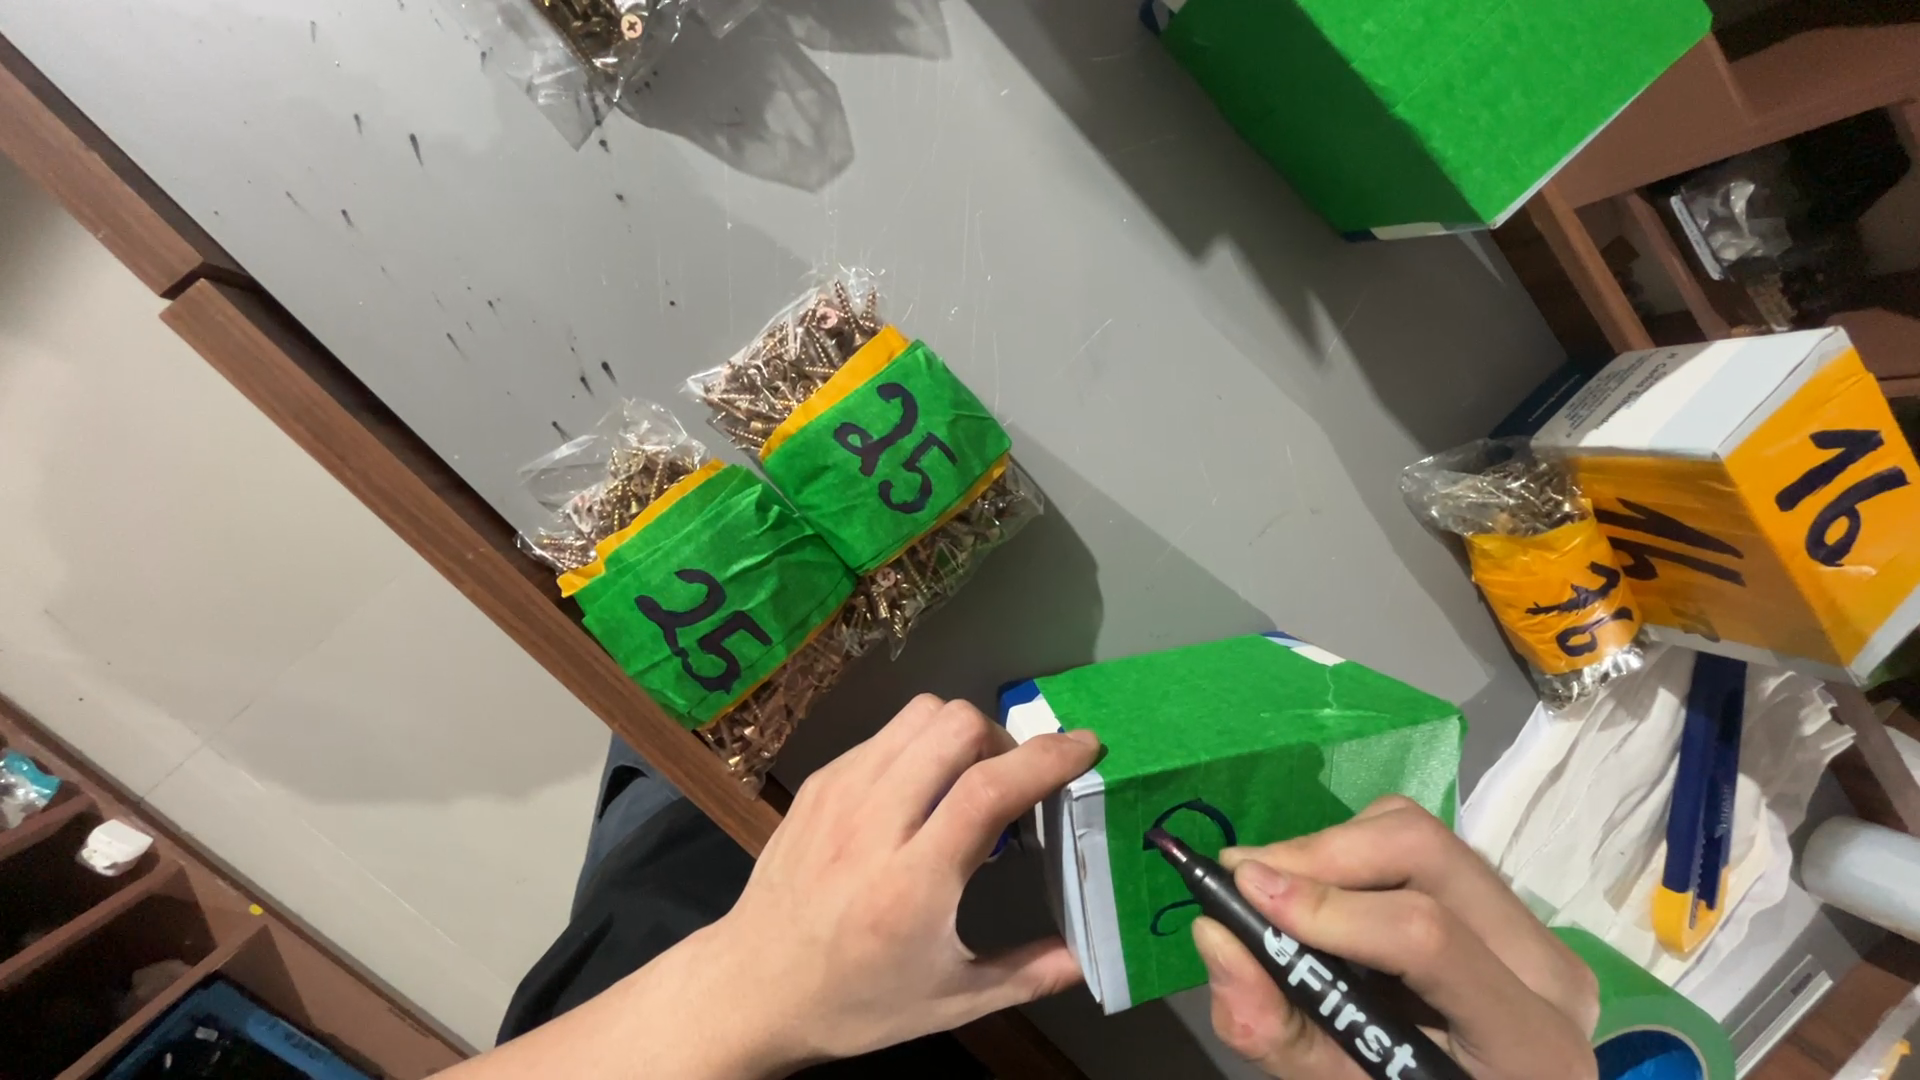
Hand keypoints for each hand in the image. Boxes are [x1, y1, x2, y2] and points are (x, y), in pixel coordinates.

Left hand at [713, 694, 1101, 1070]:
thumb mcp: (949, 1002)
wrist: (751, 985)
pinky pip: (887, 731)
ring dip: (962, 731)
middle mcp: (874, 822)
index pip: (987, 790)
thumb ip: (1027, 974)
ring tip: (968, 778)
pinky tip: (920, 789)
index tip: (1085, 746)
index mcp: (911, 881)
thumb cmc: (855, 1000)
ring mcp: (840, 791)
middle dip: (1002, 737)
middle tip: (1011, 780)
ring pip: (920, 713)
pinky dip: (922, 743)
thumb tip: (1089, 957)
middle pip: (953, 726)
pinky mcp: (821, 780)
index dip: (1046, 757)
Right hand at [1193, 797, 1599, 1079]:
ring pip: (1414, 828)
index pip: (1426, 938)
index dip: (1326, 906)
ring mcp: (1529, 926)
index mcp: (1525, 1043)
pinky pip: (1413, 834)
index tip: (1242, 890)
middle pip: (1423, 849)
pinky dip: (1348, 846)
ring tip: (1279, 887)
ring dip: (1327, 846)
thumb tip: (1213, 932)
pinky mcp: (1499, 900)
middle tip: (1247, 876)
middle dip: (1318, 852)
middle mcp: (1545, 967)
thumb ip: (1272, 1026)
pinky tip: (1327, 893)